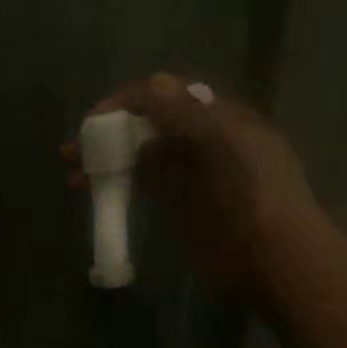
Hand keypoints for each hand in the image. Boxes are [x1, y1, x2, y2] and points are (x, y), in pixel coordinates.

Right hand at [64, 73, 321, 293]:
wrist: (273, 259)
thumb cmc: (254, 195)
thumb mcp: (224, 141)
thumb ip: (186, 113)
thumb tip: (147, 88)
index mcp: (218, 118)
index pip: (167, 96)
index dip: (129, 102)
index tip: (95, 119)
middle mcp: (201, 142)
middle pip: (147, 126)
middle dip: (110, 131)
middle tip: (74, 149)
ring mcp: (188, 177)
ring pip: (140, 158)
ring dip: (106, 160)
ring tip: (73, 174)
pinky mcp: (178, 210)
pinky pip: (142, 189)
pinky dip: (117, 187)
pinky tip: (93, 192)